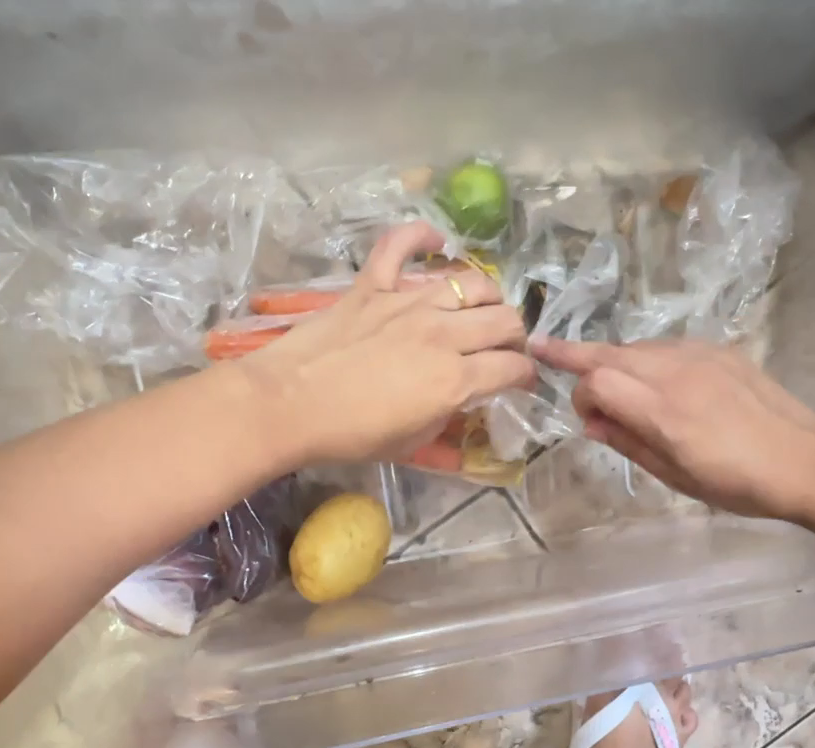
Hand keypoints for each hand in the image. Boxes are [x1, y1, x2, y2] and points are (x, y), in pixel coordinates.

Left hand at [236, 223, 533, 464]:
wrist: (288, 405)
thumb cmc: (350, 435)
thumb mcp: (412, 442)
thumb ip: (447, 414)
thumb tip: (461, 395)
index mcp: (455, 379)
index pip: (513, 367)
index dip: (526, 376)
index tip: (522, 381)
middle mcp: (442, 333)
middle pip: (504, 321)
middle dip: (516, 337)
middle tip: (504, 349)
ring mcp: (407, 302)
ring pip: (472, 282)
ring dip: (487, 298)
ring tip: (479, 310)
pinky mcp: (374, 285)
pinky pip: (401, 245)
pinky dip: (421, 236)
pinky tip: (436, 241)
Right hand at [535, 338, 814, 520]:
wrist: (805, 461)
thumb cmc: (737, 484)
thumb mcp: (675, 476)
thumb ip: (628, 443)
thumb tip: (591, 422)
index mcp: (663, 412)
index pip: (597, 381)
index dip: (580, 396)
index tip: (585, 418)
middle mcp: (677, 373)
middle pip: (609, 352)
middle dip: (574, 354)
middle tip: (544, 348)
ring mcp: (701, 356)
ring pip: (637, 347)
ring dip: (615, 361)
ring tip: (615, 386)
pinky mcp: (721, 351)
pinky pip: (668, 347)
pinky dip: (647, 360)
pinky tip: (658, 383)